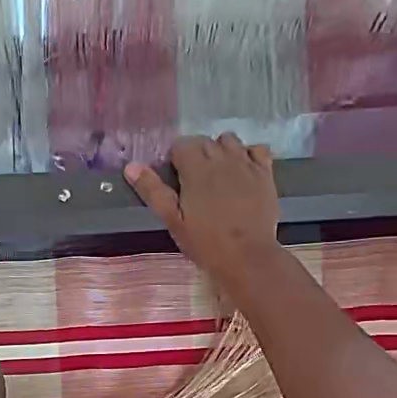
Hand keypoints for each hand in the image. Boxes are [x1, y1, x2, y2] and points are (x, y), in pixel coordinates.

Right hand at [124, 133, 278, 285]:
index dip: (175, 159)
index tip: (174, 179)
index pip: (181, 145)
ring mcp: (247, 163)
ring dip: (220, 151)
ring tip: (216, 175)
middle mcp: (222, 158)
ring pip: (230, 140)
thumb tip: (131, 167)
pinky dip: (247, 154)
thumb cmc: (205, 243)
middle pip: (204, 141)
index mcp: (196, 168)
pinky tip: (242, 171)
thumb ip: (153, 191)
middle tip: (192, 183)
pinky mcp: (265, 172)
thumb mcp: (172, 221)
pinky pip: (256, 149)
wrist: (247, 256)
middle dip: (195, 155)